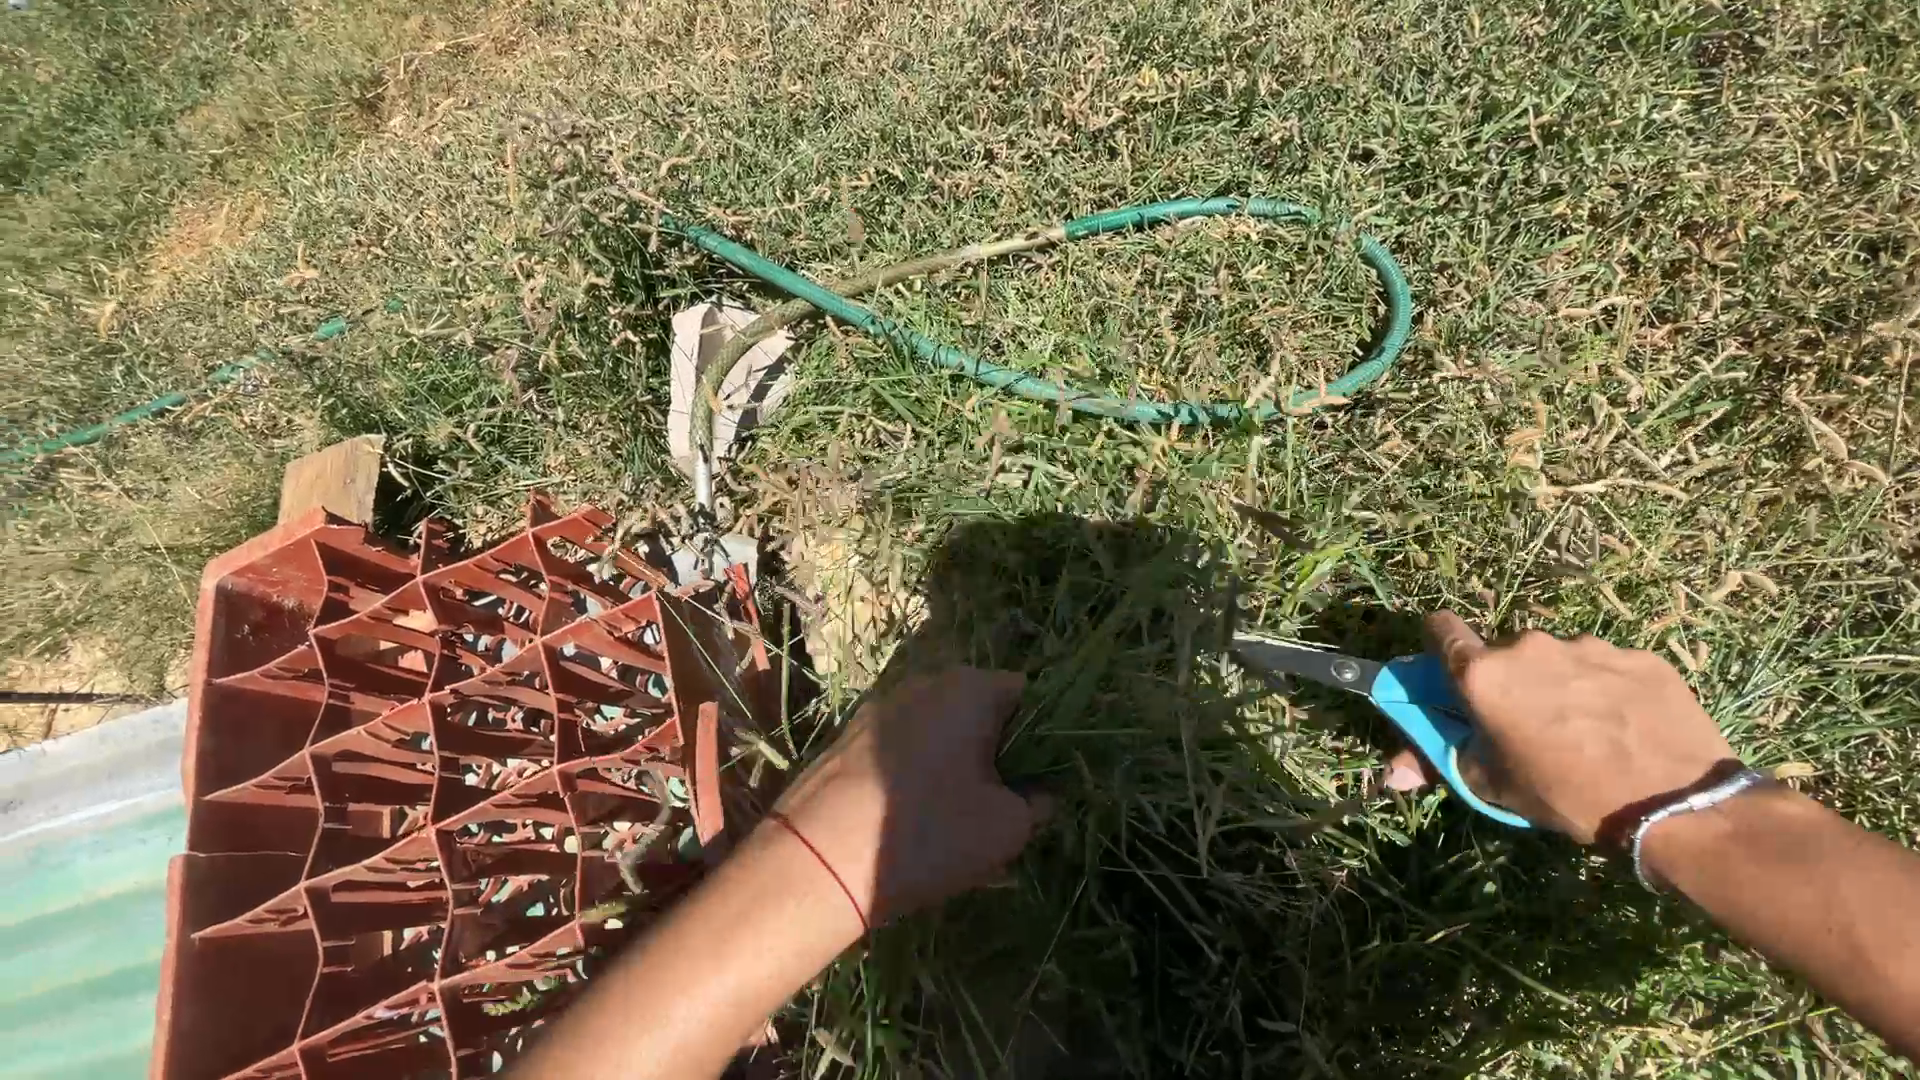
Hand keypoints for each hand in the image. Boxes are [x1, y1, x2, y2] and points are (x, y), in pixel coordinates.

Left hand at [767, 667, 1047, 921]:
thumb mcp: (1007, 828)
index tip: (1042, 780)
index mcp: (969, 689)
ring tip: (958, 820)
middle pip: (981, 712)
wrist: (819, 859)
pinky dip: (919, 772)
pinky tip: (914, 820)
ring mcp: (882, 706)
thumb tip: (1041, 795)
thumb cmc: (928, 832)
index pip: (1027, 696)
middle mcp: (925, 683)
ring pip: (941, 731)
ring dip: (957, 764)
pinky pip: (905, 746)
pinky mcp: (851, 735)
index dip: (1044, 737)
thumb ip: (1038, 804)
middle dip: (998, 753)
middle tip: (1004, 805)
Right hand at [1392, 612, 1736, 842]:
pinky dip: (1608, 687)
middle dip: (1510, 677)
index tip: (1452, 668)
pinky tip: (1626, 724)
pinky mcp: (1641, 658)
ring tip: (1586, 726)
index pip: (1441, 628)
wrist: (1680, 806)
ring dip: (1560, 681)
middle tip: (1527, 719)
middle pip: (1504, 651)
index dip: (1441, 643)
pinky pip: (1609, 666)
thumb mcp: (1492, 783)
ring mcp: (1589, 648)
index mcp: (1482, 672)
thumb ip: (1437, 763)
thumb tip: (1391, 775)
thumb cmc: (1567, 793)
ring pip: (1559, 658)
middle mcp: (1528, 647)